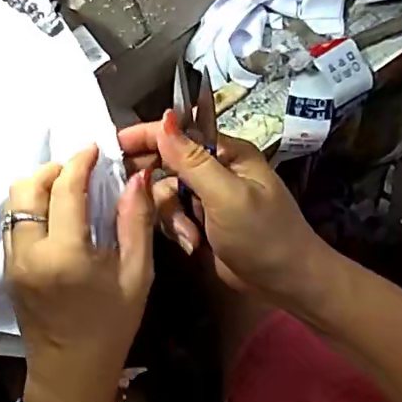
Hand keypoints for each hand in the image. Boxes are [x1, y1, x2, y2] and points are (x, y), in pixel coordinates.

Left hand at [3, 145, 156, 401]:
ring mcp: (11, 262)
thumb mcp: (137, 276)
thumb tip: (136, 177)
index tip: (93, 149)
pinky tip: (54, 216)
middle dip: (52, 169)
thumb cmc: (112, 327)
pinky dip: (29, 208)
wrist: (71, 372)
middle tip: (78, 171)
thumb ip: (136, 222)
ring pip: (13, 204)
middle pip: (26, 188)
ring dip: (37, 187)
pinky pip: (11, 224)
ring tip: (66, 190)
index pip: (64, 189)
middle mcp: (29, 253)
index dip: (79, 161)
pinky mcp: (6, 270)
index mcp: (66, 255)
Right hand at [118, 111, 328, 305]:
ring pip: (165, 194)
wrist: (287, 283)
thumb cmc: (263, 236)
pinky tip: (192, 244)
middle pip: (167, 163)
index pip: (180, 133)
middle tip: (136, 197)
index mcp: (227, 153)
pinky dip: (177, 229)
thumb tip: (165, 118)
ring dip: (171, 216)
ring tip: (189, 235)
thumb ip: (192, 160)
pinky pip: (172, 216)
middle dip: (155, 184)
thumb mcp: (227, 196)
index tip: (115, 146)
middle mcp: (215, 169)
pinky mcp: (201, 221)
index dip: (147, 136)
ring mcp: (207, 196)